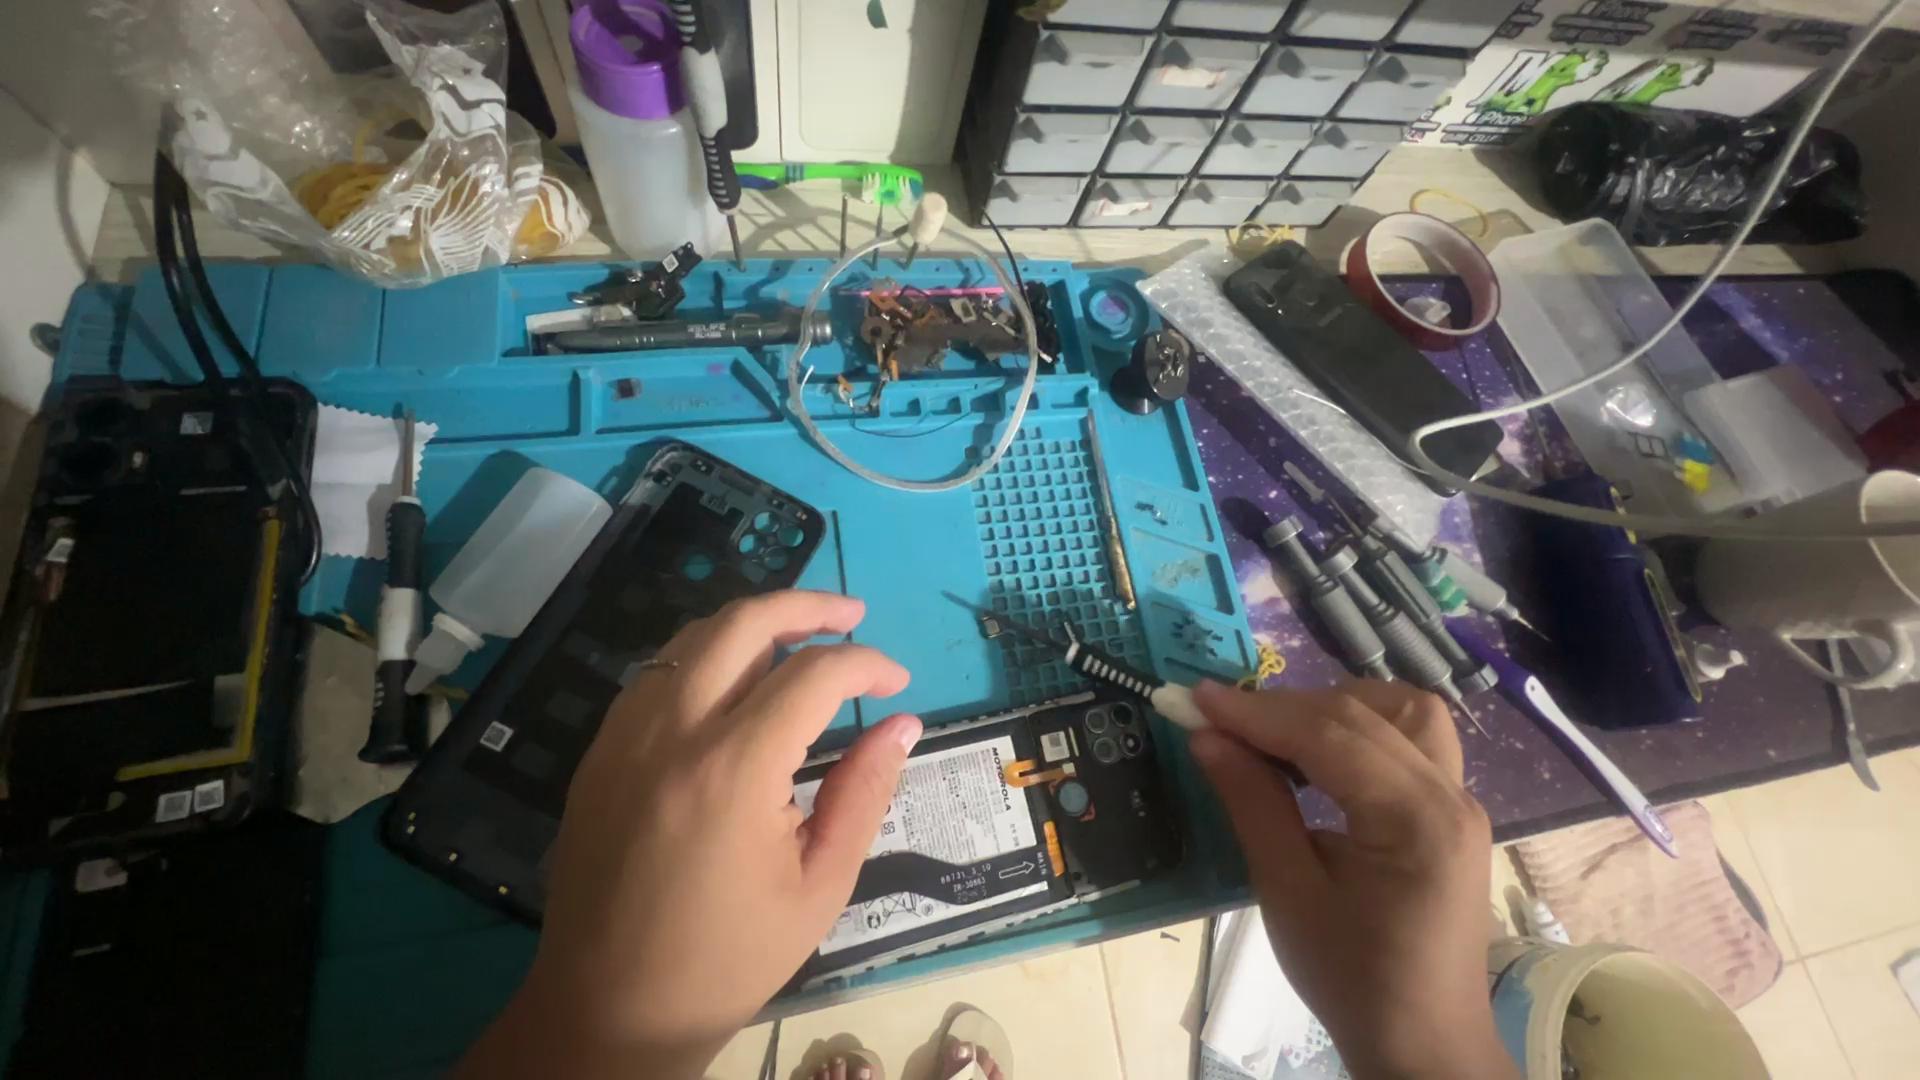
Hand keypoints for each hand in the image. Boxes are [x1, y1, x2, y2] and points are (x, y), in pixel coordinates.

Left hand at [459, 591, 920, 1079]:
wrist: (608, 1011)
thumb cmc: (730, 957)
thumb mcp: (823, 884)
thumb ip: (866, 790)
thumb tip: (903, 722)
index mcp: (733, 770)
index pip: (815, 675)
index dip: (867, 665)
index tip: (898, 683)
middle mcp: (673, 732)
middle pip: (746, 623)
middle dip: (810, 606)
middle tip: (854, 616)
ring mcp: (626, 735)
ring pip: (695, 636)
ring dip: (756, 623)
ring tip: (803, 637)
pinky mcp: (602, 750)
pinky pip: (660, 670)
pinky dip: (709, 653)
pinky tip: (737, 680)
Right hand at [1188, 680, 1518, 1079]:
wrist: (1425, 1044)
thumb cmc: (1352, 978)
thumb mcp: (1287, 892)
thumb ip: (1252, 802)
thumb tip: (1206, 736)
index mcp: (1416, 822)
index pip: (1330, 735)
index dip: (1257, 711)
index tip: (1196, 699)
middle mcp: (1450, 796)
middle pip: (1362, 713)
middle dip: (1284, 707)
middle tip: (1221, 720)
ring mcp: (1458, 798)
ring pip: (1399, 709)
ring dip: (1332, 704)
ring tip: (1275, 730)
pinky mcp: (1449, 807)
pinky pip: (1407, 735)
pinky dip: (1356, 723)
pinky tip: (1315, 750)